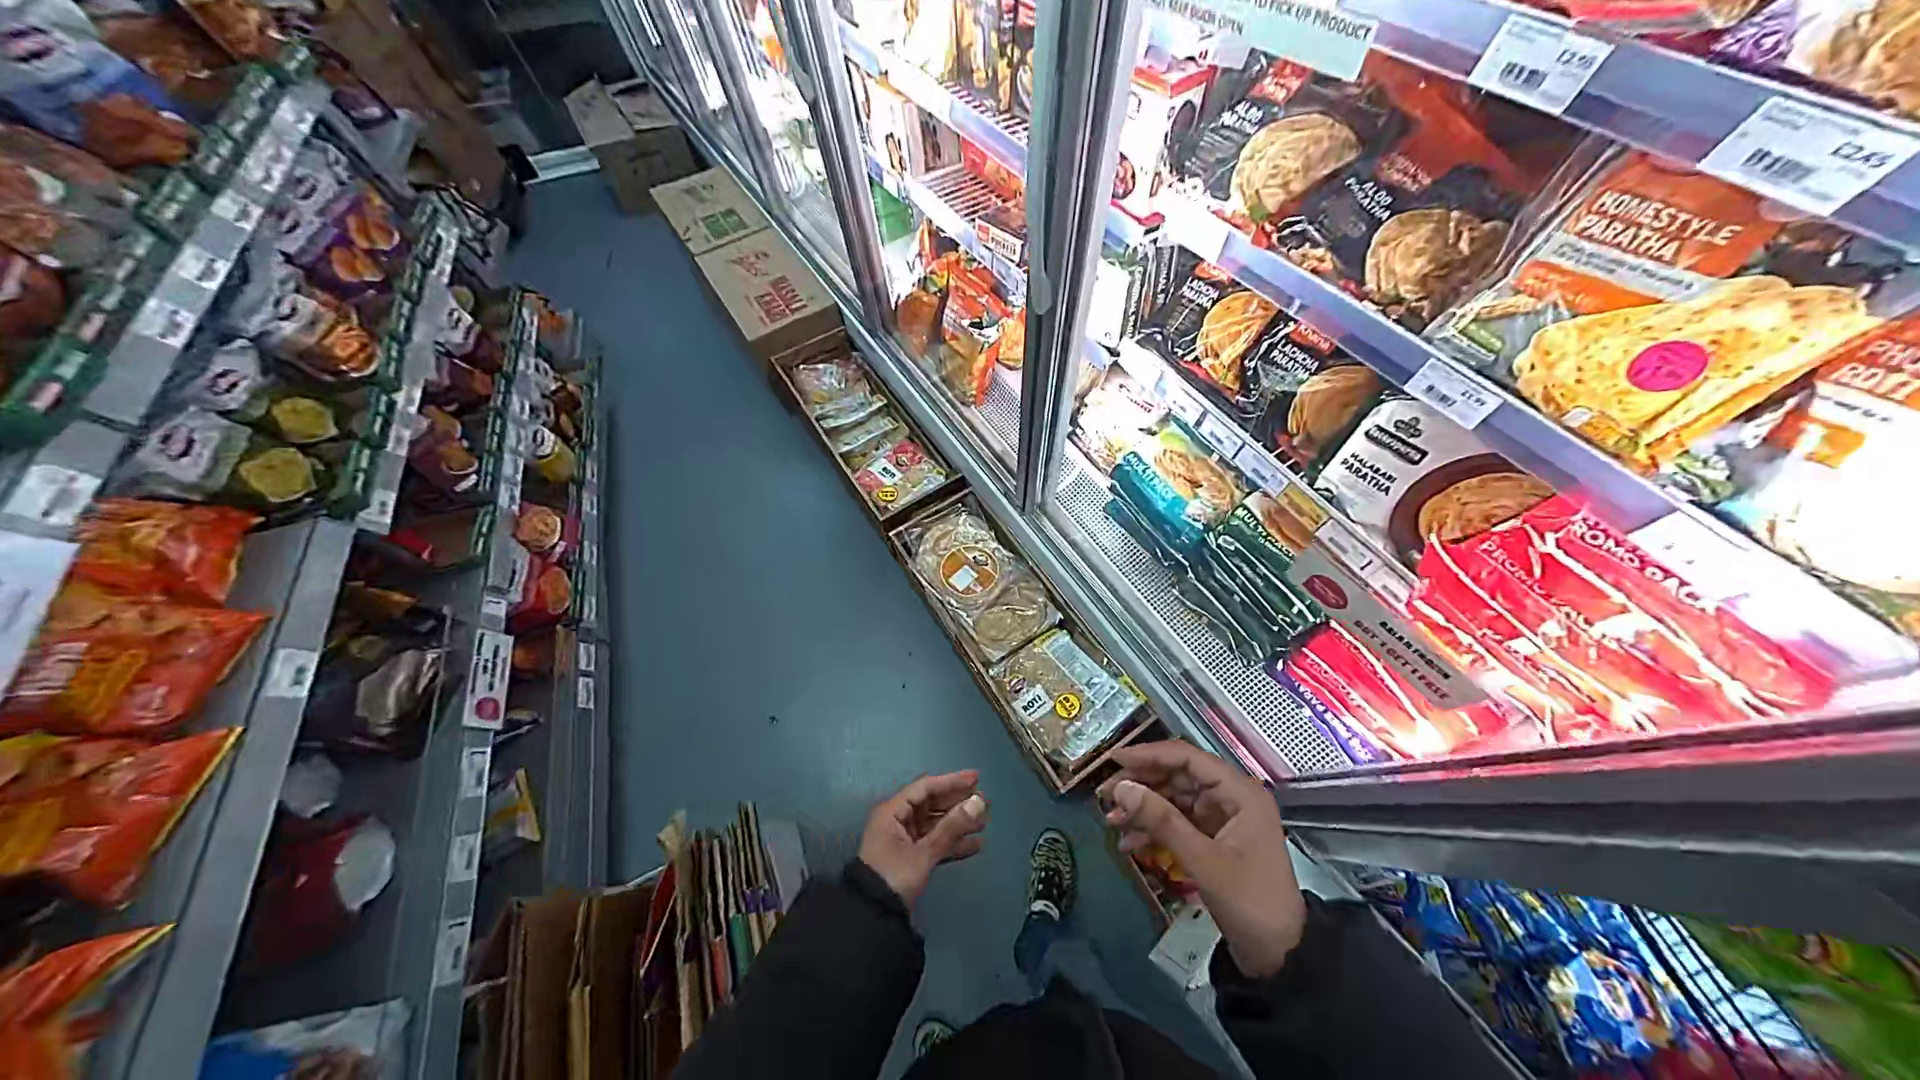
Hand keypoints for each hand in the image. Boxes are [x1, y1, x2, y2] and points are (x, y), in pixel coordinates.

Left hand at [857, 770, 988, 906]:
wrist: (873, 916)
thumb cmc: (894, 876)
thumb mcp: (924, 852)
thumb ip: (952, 827)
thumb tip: (978, 802)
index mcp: (893, 811)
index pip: (926, 787)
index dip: (951, 781)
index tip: (976, 778)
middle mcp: (898, 820)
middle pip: (932, 804)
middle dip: (958, 803)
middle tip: (985, 801)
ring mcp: (905, 839)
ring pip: (936, 824)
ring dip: (959, 823)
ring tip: (984, 822)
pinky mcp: (911, 857)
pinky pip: (935, 843)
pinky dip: (953, 843)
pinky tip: (975, 845)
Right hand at [1098, 743, 1305, 978]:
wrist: (1281, 956)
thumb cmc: (1250, 902)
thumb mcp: (1203, 860)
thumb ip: (1161, 821)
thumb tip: (1122, 788)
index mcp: (1239, 792)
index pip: (1187, 758)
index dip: (1148, 755)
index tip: (1114, 761)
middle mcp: (1230, 798)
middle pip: (1176, 777)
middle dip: (1140, 785)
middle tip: (1105, 795)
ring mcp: (1221, 819)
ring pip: (1172, 800)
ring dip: (1142, 809)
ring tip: (1112, 820)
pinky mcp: (1212, 840)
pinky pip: (1176, 823)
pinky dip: (1152, 830)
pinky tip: (1129, 843)